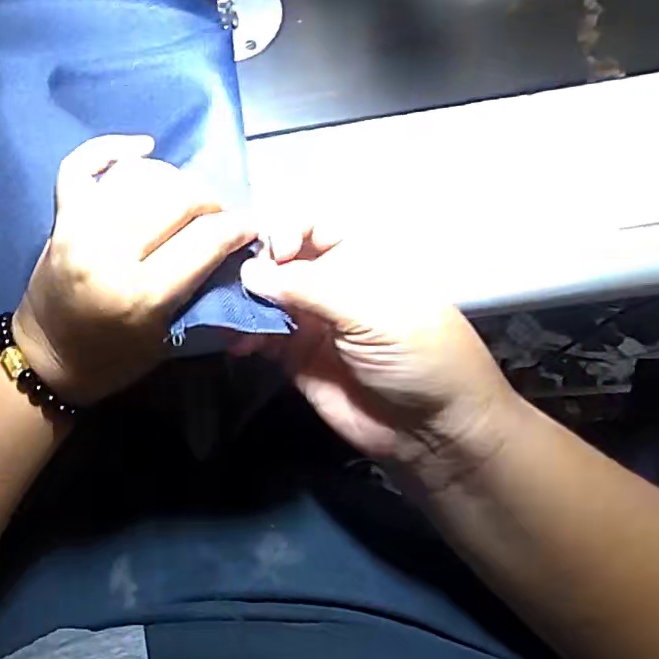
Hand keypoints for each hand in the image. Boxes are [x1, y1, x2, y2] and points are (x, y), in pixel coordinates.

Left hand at [13, 136, 257, 404]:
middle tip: (220, 214)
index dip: (239, 226)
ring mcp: (79, 228)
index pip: (206, 239)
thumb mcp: (168, 336)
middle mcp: (108, 253)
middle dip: (211, 200)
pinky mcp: (60, 217)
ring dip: (174, 178)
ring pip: (140, 175)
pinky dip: (112, 148)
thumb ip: (202, 288)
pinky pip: (82, 164)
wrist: (46, 359)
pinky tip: (143, 148)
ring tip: (185, 196)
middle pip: (177, 197)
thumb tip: (234, 246)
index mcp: (141, 294)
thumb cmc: (113, 360)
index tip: (251, 226)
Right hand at [236, 220, 522, 495]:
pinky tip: (234, 340)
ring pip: (263, 297)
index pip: (313, 227)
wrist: (433, 432)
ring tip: (224, 311)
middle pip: (280, 260)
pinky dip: (241, 334)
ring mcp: (310, 320)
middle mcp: (331, 284)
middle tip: (233, 282)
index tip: (273, 252)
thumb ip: (311, 288)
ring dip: (241, 300)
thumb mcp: (373, 313)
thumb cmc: (420, 357)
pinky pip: (259, 335)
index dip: (287, 231)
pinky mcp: (294, 356)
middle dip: (254, 265)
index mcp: (360, 259)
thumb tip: (251, 271)